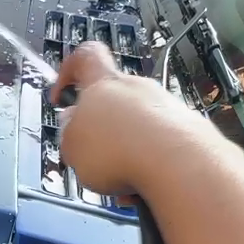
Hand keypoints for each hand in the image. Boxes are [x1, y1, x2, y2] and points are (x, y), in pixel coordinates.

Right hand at [50, 42, 223, 196]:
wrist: (175, 163)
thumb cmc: (121, 151)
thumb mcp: (72, 146)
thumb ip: (67, 131)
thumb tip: (70, 124)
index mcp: (103, 85)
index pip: (85, 57)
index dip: (69, 71)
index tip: (62, 94)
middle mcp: (135, 88)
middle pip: (109, 102)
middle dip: (96, 131)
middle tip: (87, 156)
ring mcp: (161, 105)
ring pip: (131, 127)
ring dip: (119, 152)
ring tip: (114, 181)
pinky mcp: (180, 128)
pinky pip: (152, 144)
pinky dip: (141, 164)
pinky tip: (137, 187)